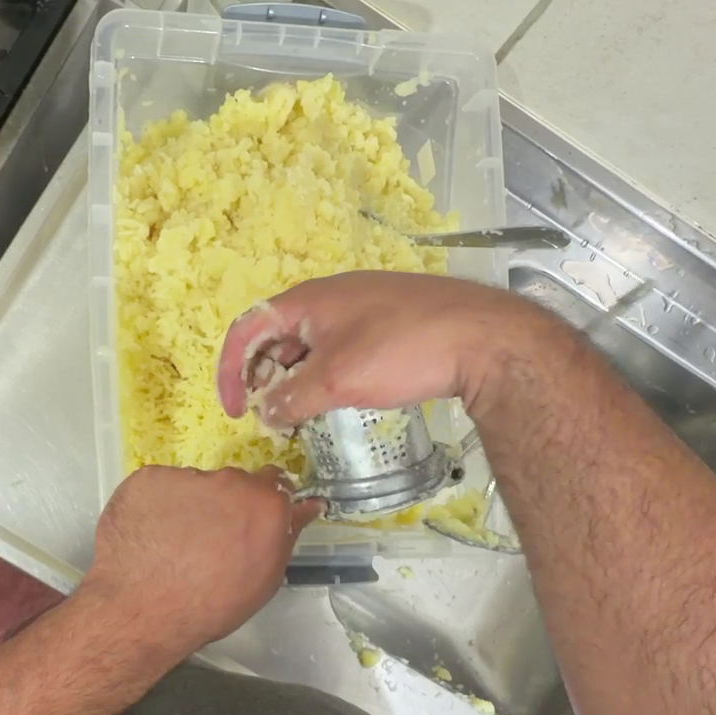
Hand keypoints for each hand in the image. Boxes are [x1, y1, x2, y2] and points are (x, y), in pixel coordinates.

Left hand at [78, 465, 320, 655]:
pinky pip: (160, 488)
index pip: (275, 486)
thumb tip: (307, 506)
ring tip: (173, 543)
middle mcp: (229, 481)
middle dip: (226, 506)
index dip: (262, 506)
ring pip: (195, 486)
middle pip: (234, 484)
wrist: (142, 608)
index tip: (250, 523)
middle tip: (209, 541)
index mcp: (266, 504)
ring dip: (190, 505)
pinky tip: (149, 535)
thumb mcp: (264, 579)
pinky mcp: (148, 479)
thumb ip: (286, 535)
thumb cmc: (212, 605)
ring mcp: (186, 477)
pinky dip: (157, 506)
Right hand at [216, 270, 573, 428]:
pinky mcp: (386, 323)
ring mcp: (360, 308)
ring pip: (307, 344)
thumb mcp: (336, 380)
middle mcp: (330, 297)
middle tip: (269, 417)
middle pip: (275, 336)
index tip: (236, 410)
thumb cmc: (402, 349)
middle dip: (263, 378)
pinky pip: (336, 348)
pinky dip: (322, 375)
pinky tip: (336, 400)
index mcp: (308, 300)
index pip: (247, 329)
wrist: (484, 337)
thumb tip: (265, 413)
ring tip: (298, 416)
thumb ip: (290, 398)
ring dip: (293, 380)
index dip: (231, 371)